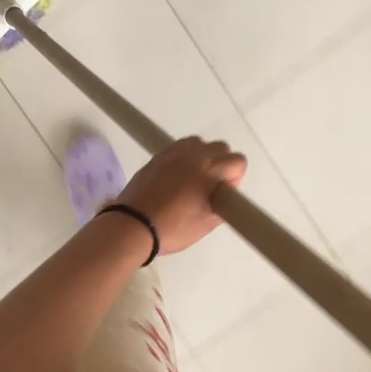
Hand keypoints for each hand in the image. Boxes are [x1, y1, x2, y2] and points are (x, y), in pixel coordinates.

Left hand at [114, 137, 247, 255]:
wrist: (132, 226)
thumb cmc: (173, 228)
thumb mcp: (206, 224)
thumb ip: (222, 205)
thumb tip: (223, 194)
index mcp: (209, 170)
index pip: (238, 161)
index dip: (234, 179)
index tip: (222, 195)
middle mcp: (193, 155)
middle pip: (220, 148)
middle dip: (221, 165)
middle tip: (209, 189)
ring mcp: (172, 153)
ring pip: (198, 143)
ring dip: (202, 157)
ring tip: (192, 180)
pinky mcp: (156, 157)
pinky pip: (178, 148)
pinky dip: (183, 158)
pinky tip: (175, 177)